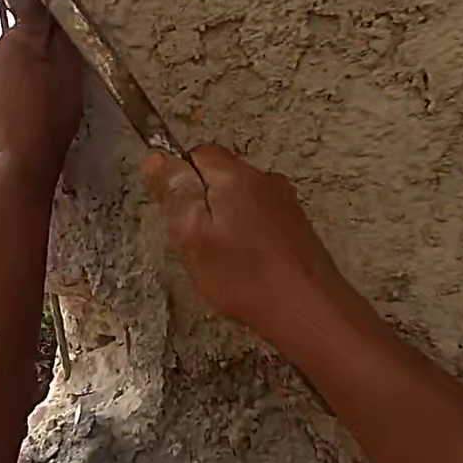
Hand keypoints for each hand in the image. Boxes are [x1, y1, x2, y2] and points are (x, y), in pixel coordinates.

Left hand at [0, 10, 83, 185]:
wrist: (25, 156)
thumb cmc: (52, 114)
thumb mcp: (68, 71)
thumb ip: (59, 36)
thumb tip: (50, 8)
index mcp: (16, 40)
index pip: (31, 7)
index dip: (48, 12)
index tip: (58, 21)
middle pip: (21, 35)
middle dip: (39, 45)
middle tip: (61, 69)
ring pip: (12, 55)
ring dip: (28, 64)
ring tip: (47, 90)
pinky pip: (5, 74)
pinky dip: (18, 81)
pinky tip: (32, 101)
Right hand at [142, 145, 363, 342]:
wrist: (307, 309)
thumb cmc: (245, 275)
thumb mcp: (192, 234)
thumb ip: (174, 193)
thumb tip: (156, 158)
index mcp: (236, 176)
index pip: (197, 153)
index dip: (178, 179)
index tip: (173, 211)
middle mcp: (265, 180)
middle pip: (220, 178)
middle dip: (202, 205)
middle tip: (196, 243)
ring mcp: (285, 204)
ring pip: (240, 202)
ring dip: (225, 224)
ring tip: (222, 261)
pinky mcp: (296, 228)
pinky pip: (259, 221)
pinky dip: (246, 238)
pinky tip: (245, 268)